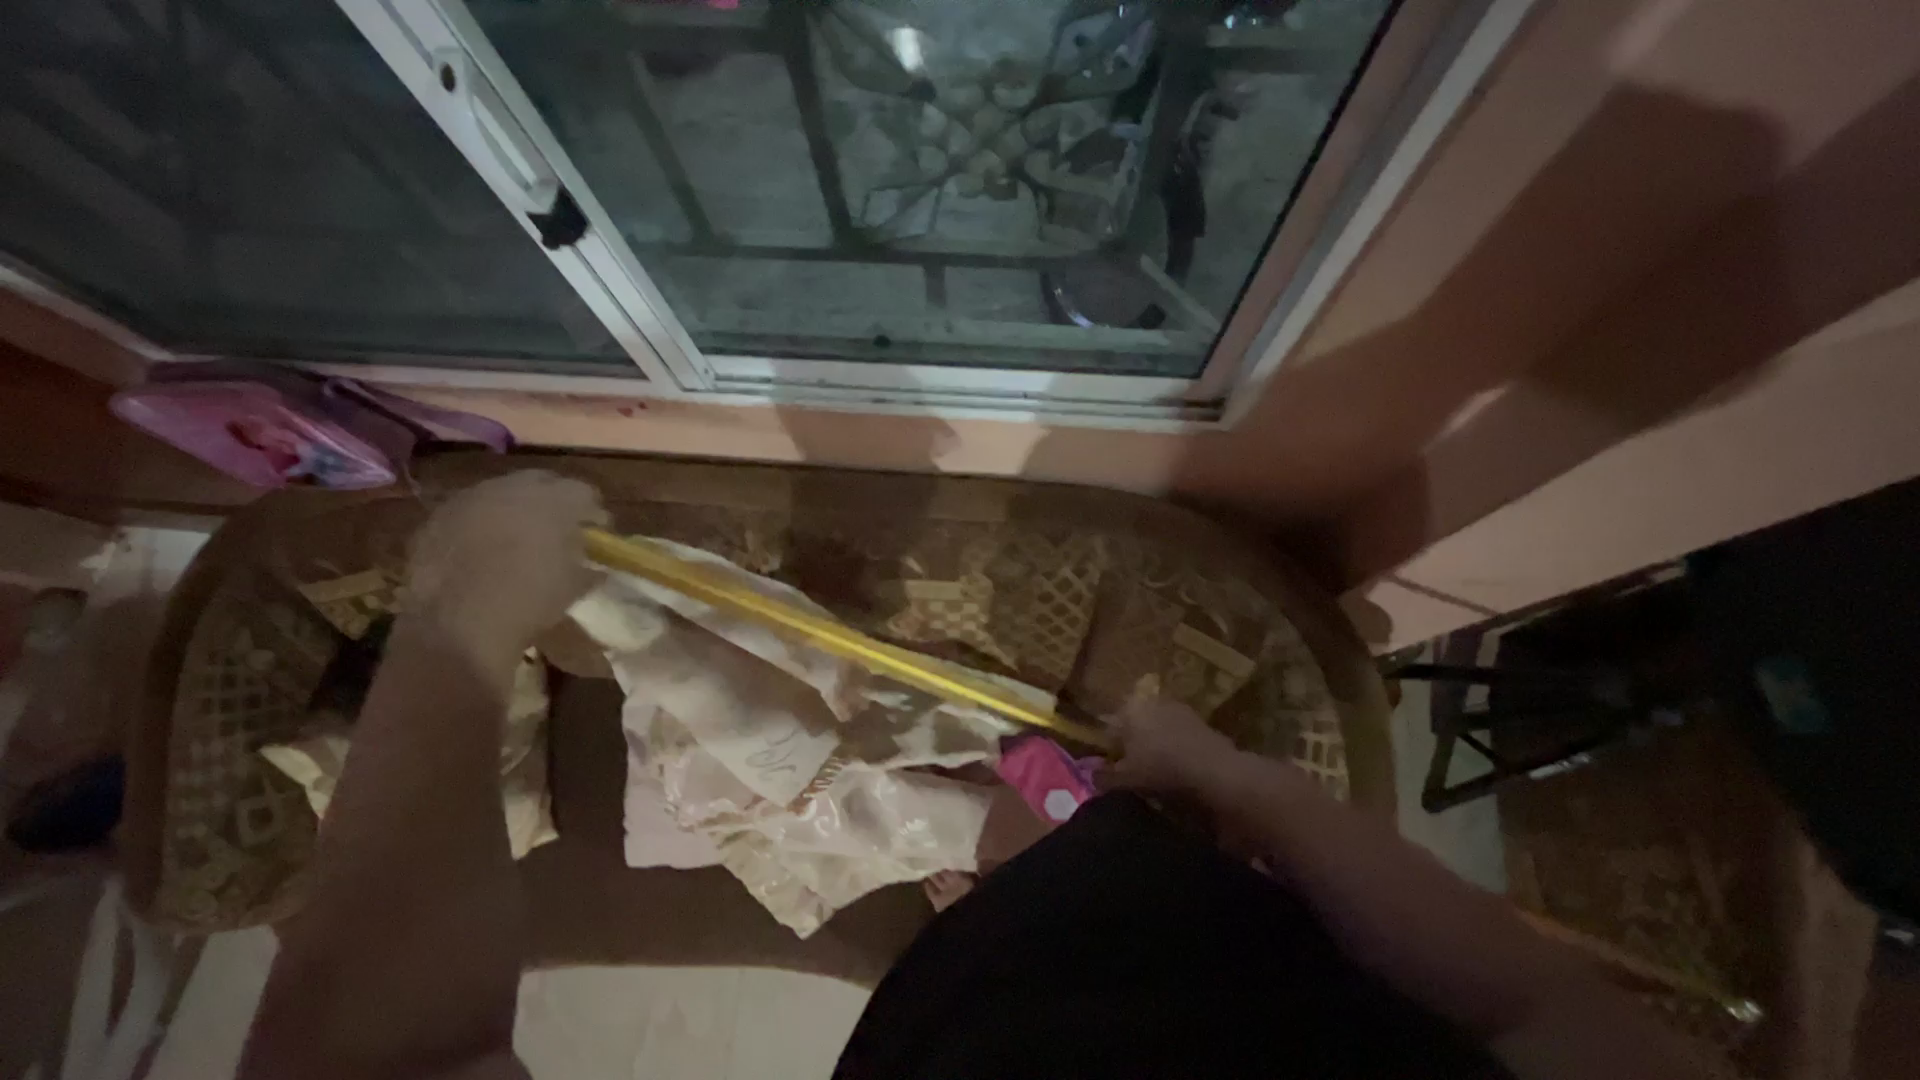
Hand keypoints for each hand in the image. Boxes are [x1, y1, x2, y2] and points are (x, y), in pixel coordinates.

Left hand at [407, 471, 607, 661]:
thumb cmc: (529, 601)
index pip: (586, 493)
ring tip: (516, 542)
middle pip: (543, 483)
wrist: (455, 622)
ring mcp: (472, 497)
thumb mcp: (573, 588)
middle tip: (557, 533)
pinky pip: (471, 511)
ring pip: (504, 494)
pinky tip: (482, 553)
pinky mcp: (438, 515)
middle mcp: (514, 486)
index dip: (593, 516)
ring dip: (515, 511)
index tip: (594, 538)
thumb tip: (595, 566)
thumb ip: (589, 568)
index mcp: (556, 500)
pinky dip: (482, 525)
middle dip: (554, 504)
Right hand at [1107, 698, 1241, 793]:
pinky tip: (1178, 764)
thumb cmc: (1161, 769)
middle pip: (1134, 723)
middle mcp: (1150, 701)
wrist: (1213, 769)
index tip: (1113, 767)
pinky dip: (1174, 744)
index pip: (1109, 728)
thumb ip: (1105, 777)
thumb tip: (1091, 777)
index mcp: (1128, 710)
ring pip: (1156, 726)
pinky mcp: (1198, 719)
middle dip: (1132, 742)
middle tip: (1135, 768)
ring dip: (1154, 742)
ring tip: (1157, 768)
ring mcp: (1177, 707)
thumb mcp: (1126, 779)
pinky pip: (1177, 732)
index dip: (1110, 750)